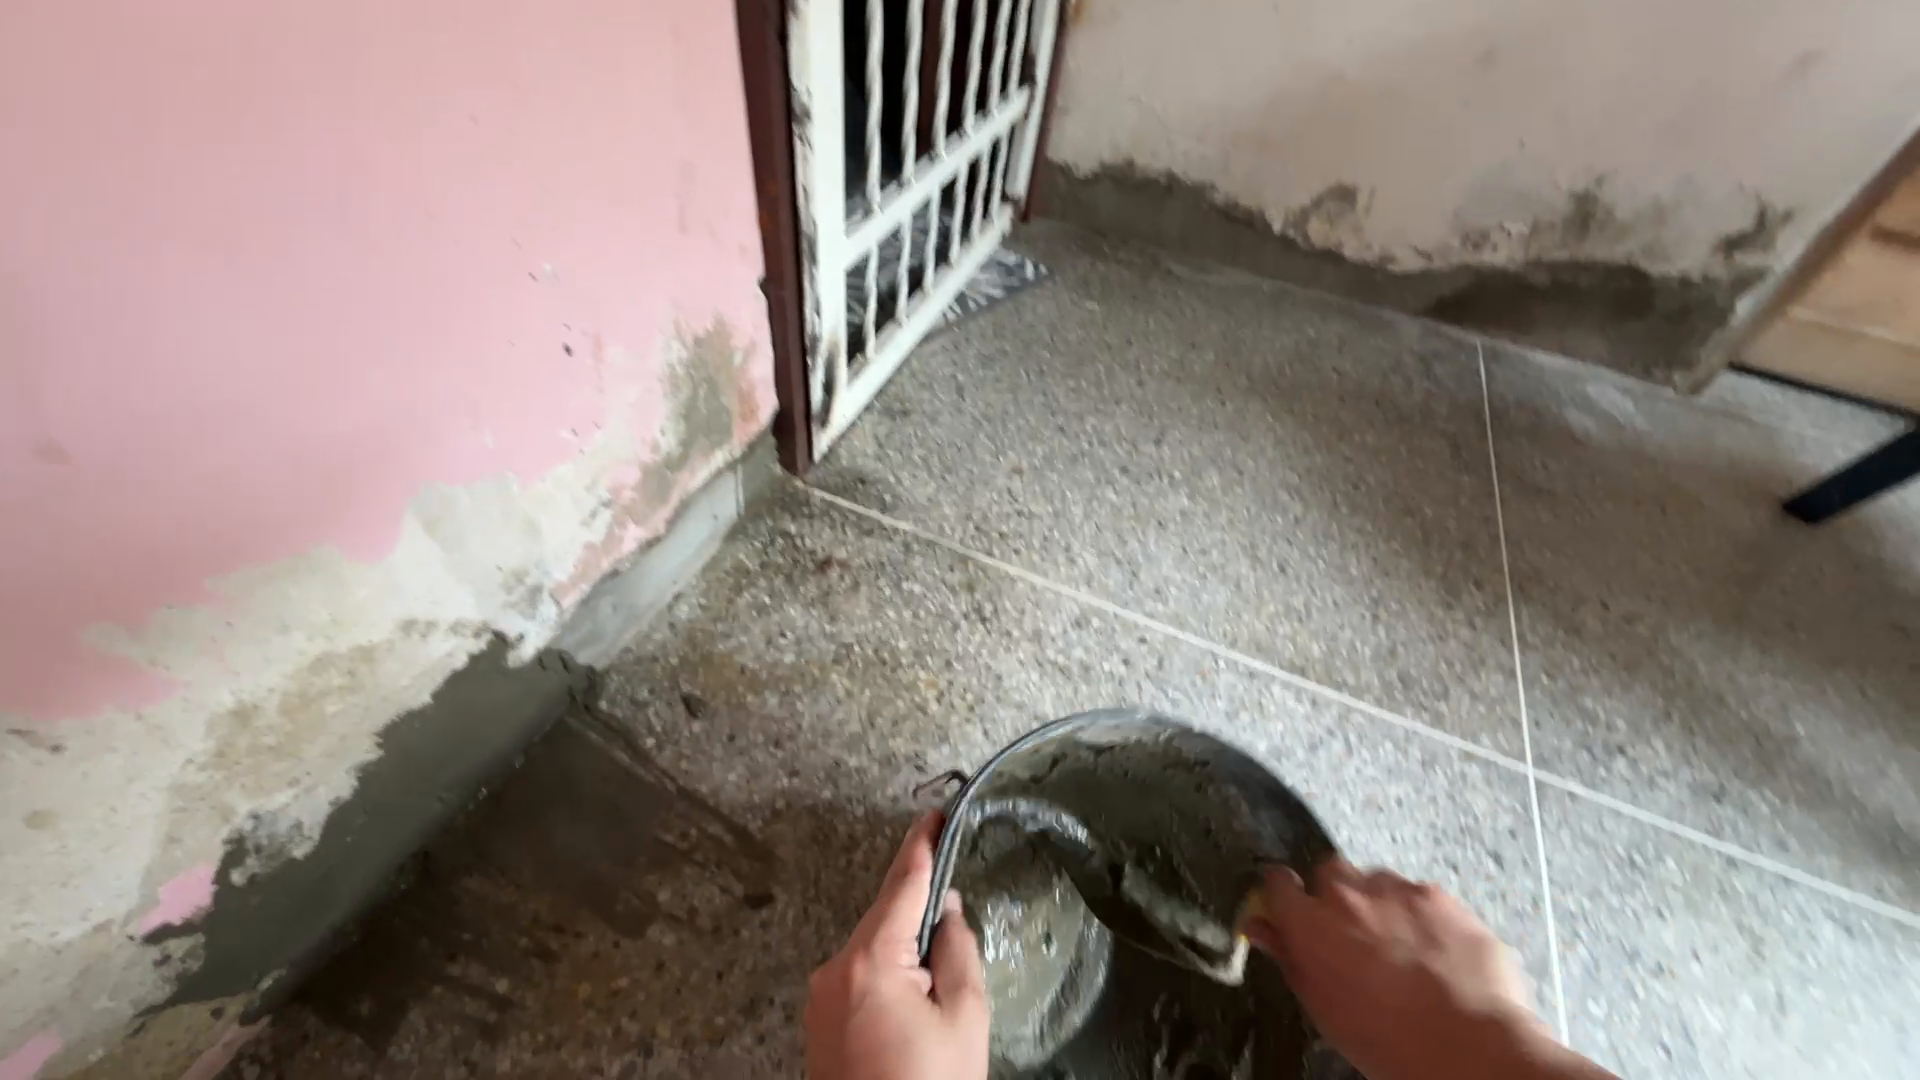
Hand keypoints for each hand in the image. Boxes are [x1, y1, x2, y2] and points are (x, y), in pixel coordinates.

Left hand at [805, 812, 989, 1079]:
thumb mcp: (963, 1019)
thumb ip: (957, 949)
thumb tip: (947, 909)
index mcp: (869, 960)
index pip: (903, 881)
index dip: (923, 841)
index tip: (936, 811)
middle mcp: (834, 968)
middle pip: (887, 918)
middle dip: (921, 918)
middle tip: (955, 943)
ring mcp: (821, 995)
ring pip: (874, 949)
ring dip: (905, 955)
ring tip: (936, 1005)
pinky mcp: (818, 1020)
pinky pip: (859, 976)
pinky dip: (888, 977)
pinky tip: (911, 1014)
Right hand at [1244, 859, 1601, 1079]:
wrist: (1469, 1050)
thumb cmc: (1384, 1039)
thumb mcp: (1322, 1006)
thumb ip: (1288, 956)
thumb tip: (1257, 925)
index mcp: (1308, 921)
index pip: (1277, 880)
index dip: (1283, 891)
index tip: (1290, 904)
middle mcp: (1346, 893)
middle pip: (1330, 871)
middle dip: (1338, 894)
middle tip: (1354, 933)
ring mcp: (1396, 890)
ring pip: (1379, 881)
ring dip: (1382, 903)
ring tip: (1403, 946)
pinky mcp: (1440, 897)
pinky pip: (1423, 896)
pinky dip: (1425, 916)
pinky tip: (1438, 952)